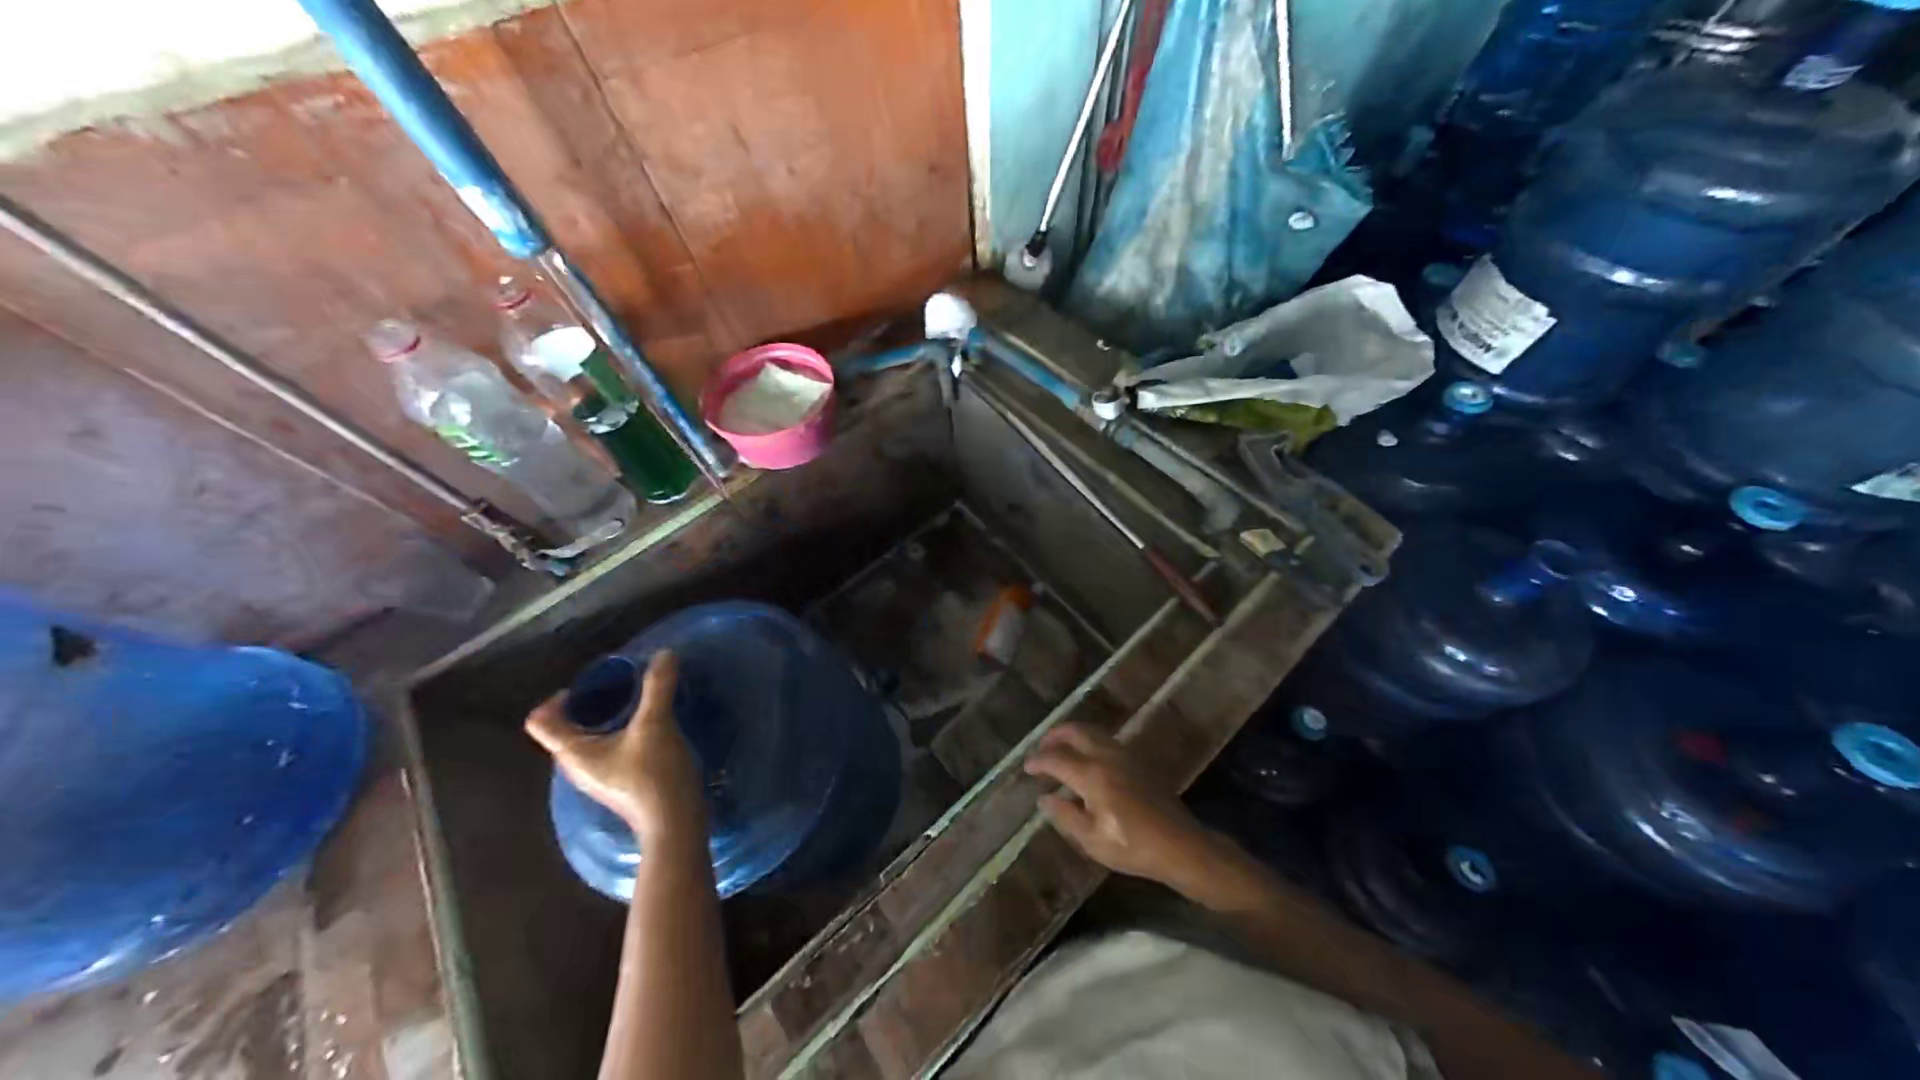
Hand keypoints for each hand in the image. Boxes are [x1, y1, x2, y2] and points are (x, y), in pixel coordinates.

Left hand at [525, 651, 706, 843]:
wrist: (675, 824)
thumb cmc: (653, 776)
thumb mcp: (655, 724)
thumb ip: (658, 686)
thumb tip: (665, 653)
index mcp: (573, 752)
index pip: (540, 720)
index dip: (557, 698)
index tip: (592, 685)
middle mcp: (579, 766)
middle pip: (567, 727)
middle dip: (591, 703)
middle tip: (622, 686)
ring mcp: (601, 777)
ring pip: (592, 738)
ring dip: (610, 718)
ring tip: (640, 703)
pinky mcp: (622, 783)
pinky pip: (612, 749)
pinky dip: (625, 733)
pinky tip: (653, 728)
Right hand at [1023, 723, 1236, 899]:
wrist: (1180, 845)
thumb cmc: (1133, 847)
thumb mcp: (1092, 840)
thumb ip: (1065, 816)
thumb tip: (1045, 799)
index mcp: (1093, 776)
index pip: (1057, 759)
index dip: (1038, 761)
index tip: (1027, 767)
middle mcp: (1107, 757)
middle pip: (1076, 731)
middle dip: (1055, 735)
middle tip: (1041, 747)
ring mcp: (1126, 756)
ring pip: (1093, 732)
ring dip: (1073, 734)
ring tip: (1061, 748)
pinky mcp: (1139, 761)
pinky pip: (1107, 740)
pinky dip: (1090, 741)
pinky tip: (1087, 758)